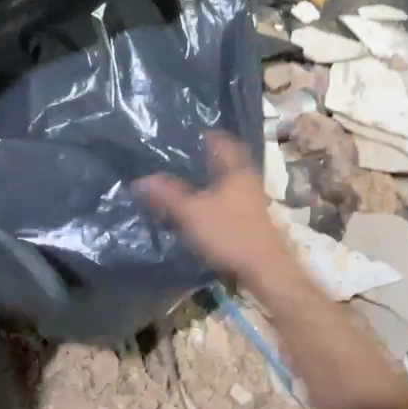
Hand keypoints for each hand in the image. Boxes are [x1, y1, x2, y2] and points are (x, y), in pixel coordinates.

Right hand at [136, 133, 301, 295]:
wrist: (266, 271)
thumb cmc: (230, 234)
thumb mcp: (191, 213)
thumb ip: (166, 195)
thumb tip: (141, 180)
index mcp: (236, 170)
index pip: (222, 141)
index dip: (206, 136)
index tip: (188, 137)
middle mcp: (248, 181)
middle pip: (226, 162)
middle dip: (205, 161)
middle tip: (181, 160)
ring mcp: (254, 202)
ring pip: (229, 184)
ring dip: (210, 183)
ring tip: (186, 186)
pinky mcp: (254, 223)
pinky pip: (231, 202)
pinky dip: (215, 202)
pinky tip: (200, 212)